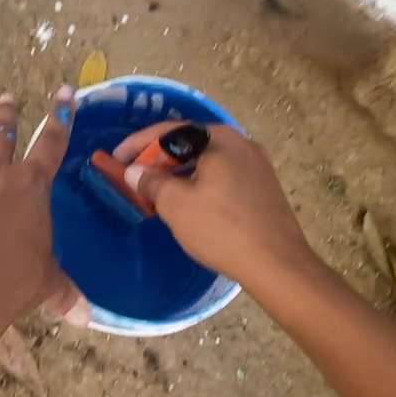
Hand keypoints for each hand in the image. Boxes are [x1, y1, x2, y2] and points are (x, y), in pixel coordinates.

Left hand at [0, 87, 81, 326]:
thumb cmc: (12, 280)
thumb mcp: (44, 283)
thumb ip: (62, 291)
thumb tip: (84, 316)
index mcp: (31, 186)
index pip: (52, 141)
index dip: (60, 115)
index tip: (63, 92)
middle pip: (2, 132)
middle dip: (6, 113)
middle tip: (7, 98)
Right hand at [112, 124, 312, 289]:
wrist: (279, 266)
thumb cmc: (222, 229)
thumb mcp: (176, 205)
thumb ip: (151, 181)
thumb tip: (135, 170)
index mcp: (219, 139)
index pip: (170, 130)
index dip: (138, 144)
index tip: (116, 159)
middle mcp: (242, 143)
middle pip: (190, 143)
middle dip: (160, 158)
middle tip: (136, 175)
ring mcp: (258, 165)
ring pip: (208, 161)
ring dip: (180, 172)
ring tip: (159, 191)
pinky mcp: (265, 188)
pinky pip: (224, 176)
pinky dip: (201, 182)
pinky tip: (192, 203)